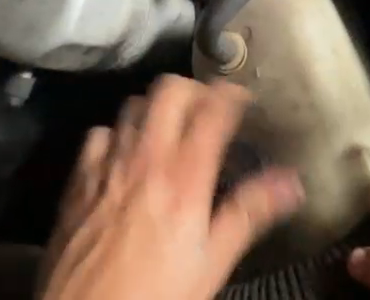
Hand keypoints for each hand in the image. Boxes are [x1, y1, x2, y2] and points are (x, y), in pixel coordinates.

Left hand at [38, 75, 305, 299]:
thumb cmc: (155, 296)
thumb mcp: (211, 263)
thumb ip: (249, 213)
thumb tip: (291, 183)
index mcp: (184, 177)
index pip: (213, 109)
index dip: (231, 93)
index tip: (241, 96)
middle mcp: (146, 159)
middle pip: (170, 90)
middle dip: (192, 90)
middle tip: (206, 109)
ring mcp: (108, 165)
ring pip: (134, 105)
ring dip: (155, 108)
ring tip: (169, 127)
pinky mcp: (78, 180)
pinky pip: (98, 134)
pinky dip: (116, 134)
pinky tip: (125, 154)